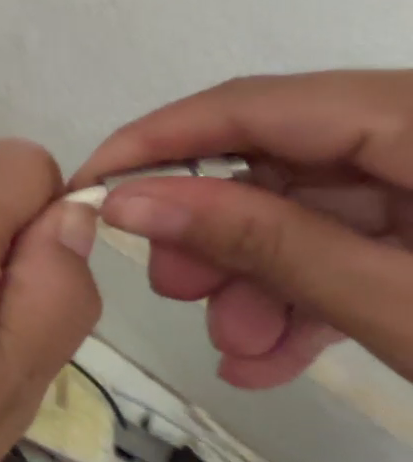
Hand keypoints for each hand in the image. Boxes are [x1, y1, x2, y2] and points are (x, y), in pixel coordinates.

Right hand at [75, 70, 412, 389]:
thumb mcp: (401, 303)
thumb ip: (260, 240)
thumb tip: (124, 201)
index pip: (249, 106)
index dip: (152, 142)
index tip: (81, 191)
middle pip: (273, 159)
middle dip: (212, 231)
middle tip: (171, 290)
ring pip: (307, 206)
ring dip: (256, 275)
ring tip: (231, 343)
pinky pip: (355, 238)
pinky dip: (311, 292)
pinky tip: (273, 356)